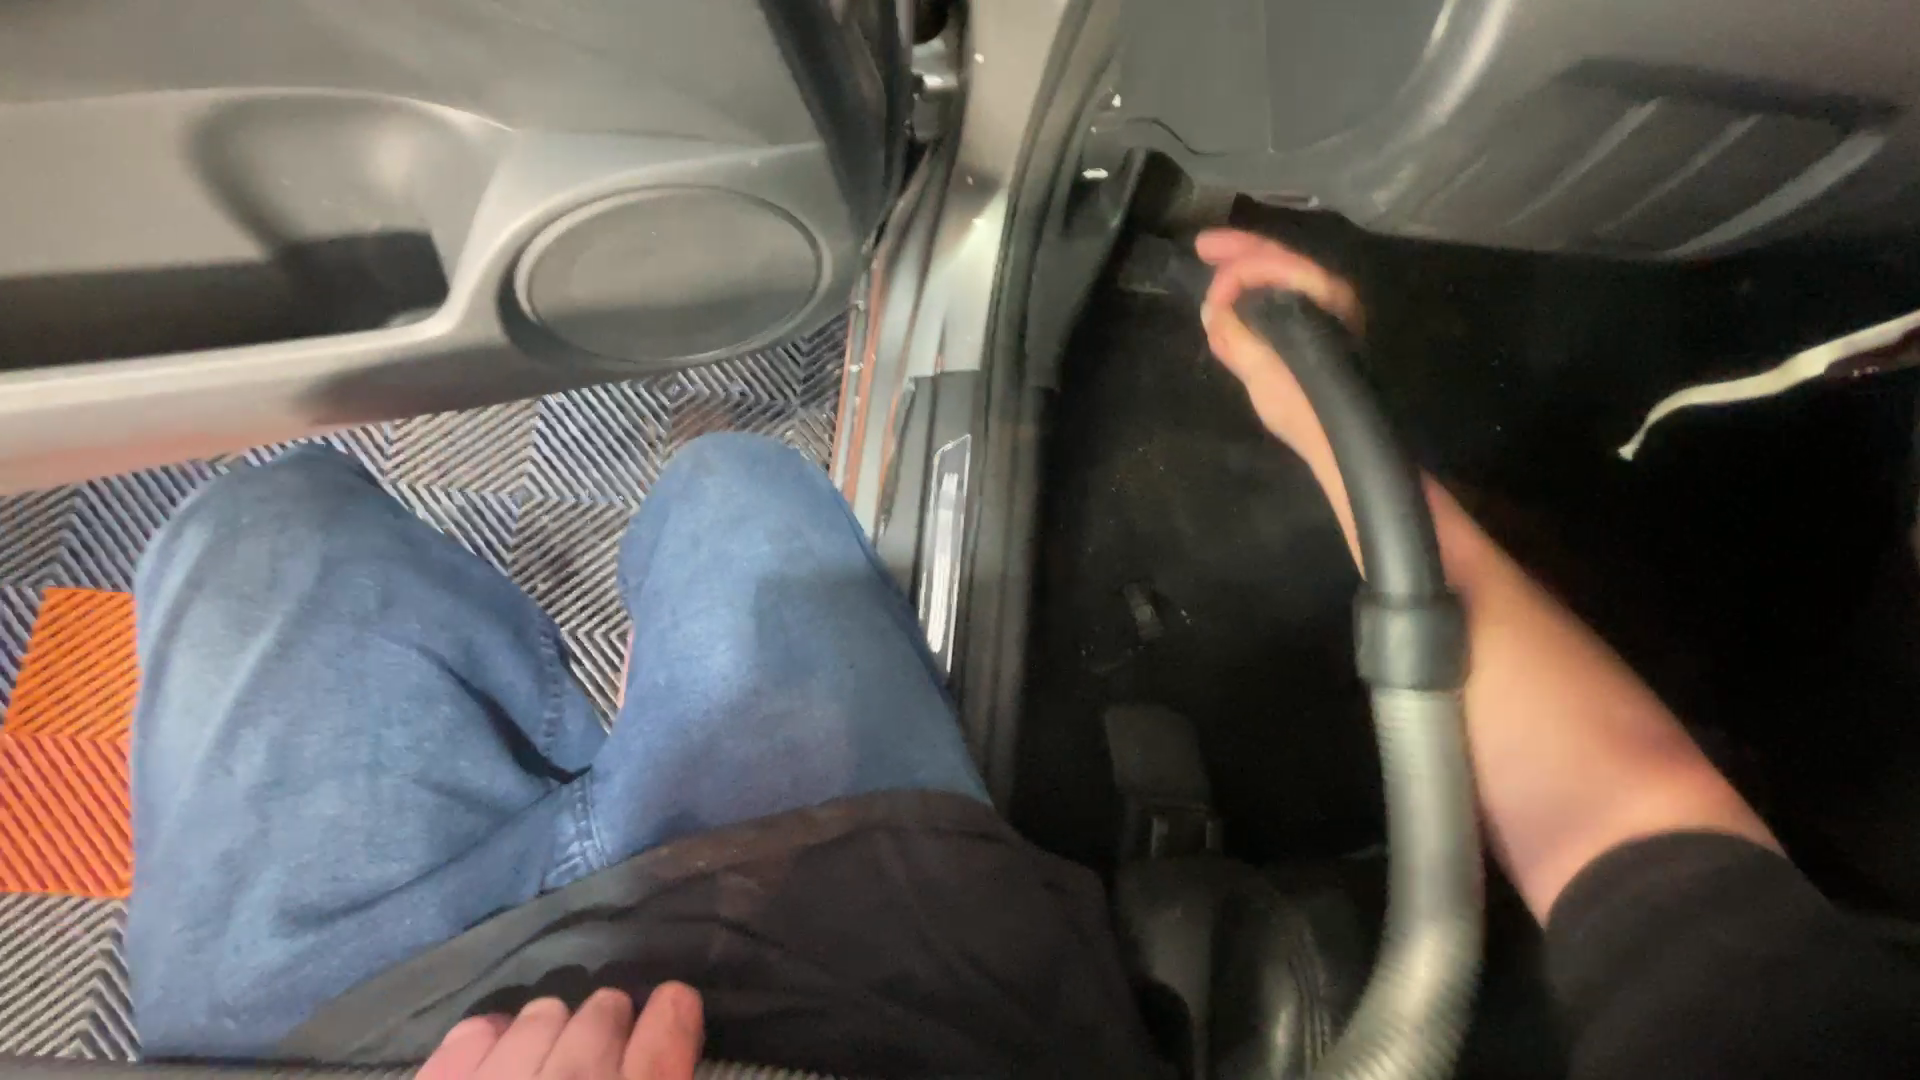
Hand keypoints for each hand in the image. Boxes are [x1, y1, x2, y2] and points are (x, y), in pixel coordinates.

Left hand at [419, 984, 704, 1079]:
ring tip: (550, 1046)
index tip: (672, 1000)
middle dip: (608, 1015)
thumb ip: (657, 1072)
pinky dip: (484, 1037)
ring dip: (550, 1024)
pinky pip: (464, 1044)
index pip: (660, 1053)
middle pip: (601, 1020)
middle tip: (607, 1027)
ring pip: (539, 1019)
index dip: (673, 1014)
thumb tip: (672, 1029)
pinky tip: (495, 1042)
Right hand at [1195, 229, 1364, 473]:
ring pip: (1278, 282)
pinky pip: (1279, 305)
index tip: (1209, 296)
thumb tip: (1212, 309)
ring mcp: (1320, 315)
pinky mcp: (1312, 337)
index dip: (1236, 269)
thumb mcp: (1262, 367)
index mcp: (1322, 295)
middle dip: (1239, 253)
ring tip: (1213, 280)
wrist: (1336, 441)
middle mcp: (1326, 296)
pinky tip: (1232, 312)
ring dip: (1244, 278)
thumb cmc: (1304, 403)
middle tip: (1203, 246)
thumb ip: (1236, 332)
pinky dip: (1253, 303)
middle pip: (1278, 262)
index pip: (1273, 262)